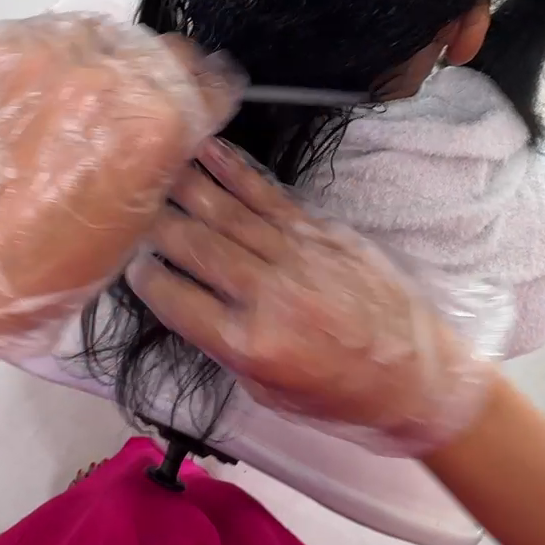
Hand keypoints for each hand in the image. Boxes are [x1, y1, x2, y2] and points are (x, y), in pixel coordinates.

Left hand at [0, 14, 238, 356]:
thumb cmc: (57, 264)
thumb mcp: (140, 214)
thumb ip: (166, 152)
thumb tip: (177, 114)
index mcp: (156, 127)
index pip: (210, 81)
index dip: (211, 92)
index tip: (204, 95)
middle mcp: (109, 81)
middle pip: (165, 50)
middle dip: (165, 76)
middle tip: (142, 100)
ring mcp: (49, 60)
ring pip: (107, 32)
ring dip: (109, 60)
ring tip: (86, 95)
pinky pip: (49, 33)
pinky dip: (57, 56)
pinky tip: (46, 88)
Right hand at [129, 138, 506, 453]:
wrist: (416, 373)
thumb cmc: (339, 395)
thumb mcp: (271, 393)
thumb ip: (227, 346)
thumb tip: (192, 302)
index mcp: (250, 343)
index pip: (178, 301)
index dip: (147, 279)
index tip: (130, 263)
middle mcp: (266, 292)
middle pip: (195, 246)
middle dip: (156, 224)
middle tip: (128, 207)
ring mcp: (293, 253)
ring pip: (225, 212)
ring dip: (184, 187)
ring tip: (152, 167)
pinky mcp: (316, 229)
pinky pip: (265, 193)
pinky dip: (233, 168)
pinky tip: (205, 149)